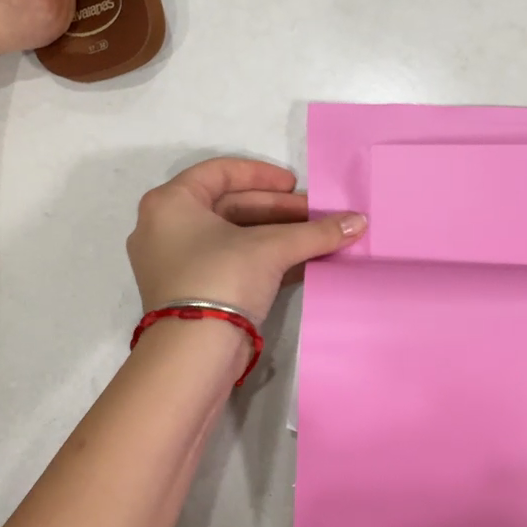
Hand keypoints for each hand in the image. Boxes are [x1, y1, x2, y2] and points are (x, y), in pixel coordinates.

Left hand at [127, 158, 365, 324]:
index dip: (261, 174)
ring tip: (315, 237)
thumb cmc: (222, 279)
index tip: (295, 184)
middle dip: (278, 209)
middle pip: (230, 205)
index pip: (219, 172)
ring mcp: (176, 262)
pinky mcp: (190, 291)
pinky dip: (263, 257)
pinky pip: (230, 261)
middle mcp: (166, 227)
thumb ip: (316, 231)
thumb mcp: (272, 248)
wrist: (194, 354)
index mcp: (171, 203)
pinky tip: (302, 261)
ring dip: (276, 234)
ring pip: (233, 235)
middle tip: (315, 215)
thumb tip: (360, 221)